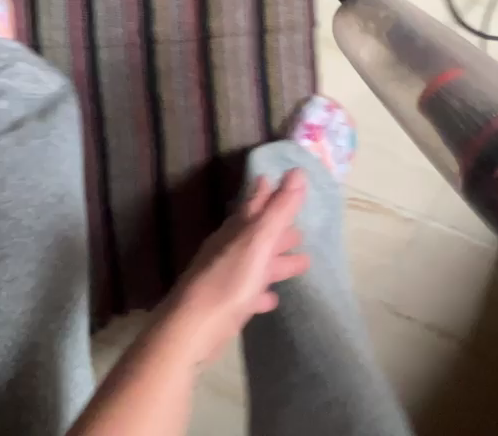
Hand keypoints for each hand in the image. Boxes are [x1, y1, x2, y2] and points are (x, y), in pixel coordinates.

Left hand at [157, 169, 311, 365]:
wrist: (194, 326)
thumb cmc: (228, 281)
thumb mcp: (257, 242)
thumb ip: (278, 210)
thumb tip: (297, 172)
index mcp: (237, 231)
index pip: (254, 204)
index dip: (265, 192)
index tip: (272, 178)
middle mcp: (230, 248)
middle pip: (257, 234)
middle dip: (277, 229)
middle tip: (299, 228)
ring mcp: (227, 276)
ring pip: (256, 262)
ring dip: (277, 260)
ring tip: (303, 261)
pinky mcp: (227, 304)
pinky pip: (250, 292)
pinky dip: (263, 291)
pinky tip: (272, 298)